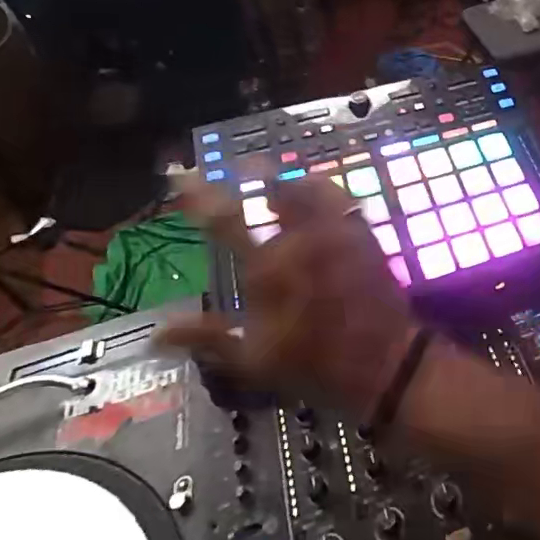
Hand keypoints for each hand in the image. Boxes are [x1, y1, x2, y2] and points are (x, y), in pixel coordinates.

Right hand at [158, 171, 419, 417]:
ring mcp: (334, 232)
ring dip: (279, 179)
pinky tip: (310, 191)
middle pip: (264, 188)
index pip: (224, 219)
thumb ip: (205, 337)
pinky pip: (336, 195)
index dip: (198, 193)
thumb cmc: (313, 364)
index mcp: (268, 268)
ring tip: (267, 179)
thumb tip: (155, 335)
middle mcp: (299, 239)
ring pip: (302, 185)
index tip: (180, 173)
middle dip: (243, 176)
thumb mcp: (252, 358)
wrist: (384, 365)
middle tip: (231, 173)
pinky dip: (317, 188)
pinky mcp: (360, 233)